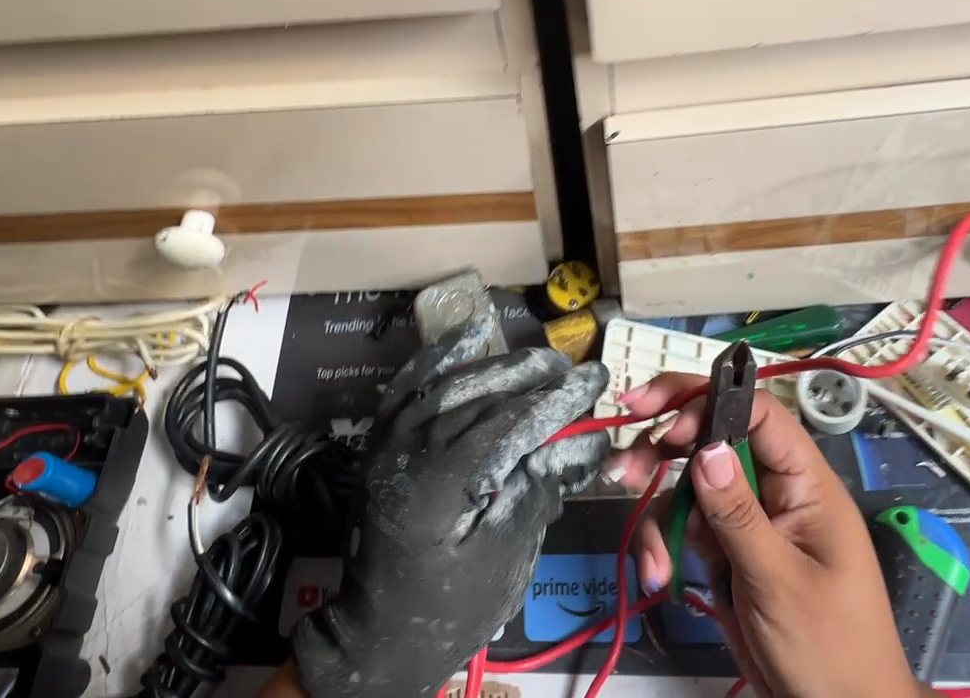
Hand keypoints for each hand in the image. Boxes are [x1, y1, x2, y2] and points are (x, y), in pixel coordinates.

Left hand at [293, 332, 609, 697]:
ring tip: (536, 358)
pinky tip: (469, 336)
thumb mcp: (503, 561)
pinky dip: (440, 355)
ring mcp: (389, 438)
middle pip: (479, 393)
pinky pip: (410, 382)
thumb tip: (573, 443)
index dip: (556, 400)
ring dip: (495, 363)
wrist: (375, 633)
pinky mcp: (381, 438)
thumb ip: (534, 493)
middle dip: (530, 376)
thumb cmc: (446, 606)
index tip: (594, 381)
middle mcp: (409, 448)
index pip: (509, 422)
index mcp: (439, 483)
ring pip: (447, 380)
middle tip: (571, 367)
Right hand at [607, 374, 922, 697]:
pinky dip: (663, 543)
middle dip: (666, 442)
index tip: (661, 425)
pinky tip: (657, 574)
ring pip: (690, 484)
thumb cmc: (829, 648)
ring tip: (643, 545)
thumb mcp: (780, 582)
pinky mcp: (725, 548)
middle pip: (714, 438)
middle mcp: (772, 489)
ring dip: (657, 505)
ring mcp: (746, 518)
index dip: (708, 406)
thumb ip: (739, 514)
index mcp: (804, 483)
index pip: (757, 415)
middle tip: (626, 457)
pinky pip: (684, 525)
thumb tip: (707, 448)